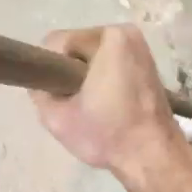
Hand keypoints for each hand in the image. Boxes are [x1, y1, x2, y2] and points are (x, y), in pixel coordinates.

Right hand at [31, 25, 183, 177]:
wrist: (154, 156)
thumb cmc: (107, 134)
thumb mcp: (56, 118)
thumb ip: (38, 92)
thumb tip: (41, 83)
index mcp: (109, 38)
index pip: (58, 43)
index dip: (50, 70)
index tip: (57, 96)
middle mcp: (127, 34)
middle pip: (77, 48)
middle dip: (69, 73)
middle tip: (74, 105)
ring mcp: (141, 48)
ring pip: (93, 57)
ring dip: (85, 77)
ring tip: (90, 107)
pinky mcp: (147, 64)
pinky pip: (111, 64)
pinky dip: (103, 79)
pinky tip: (106, 104)